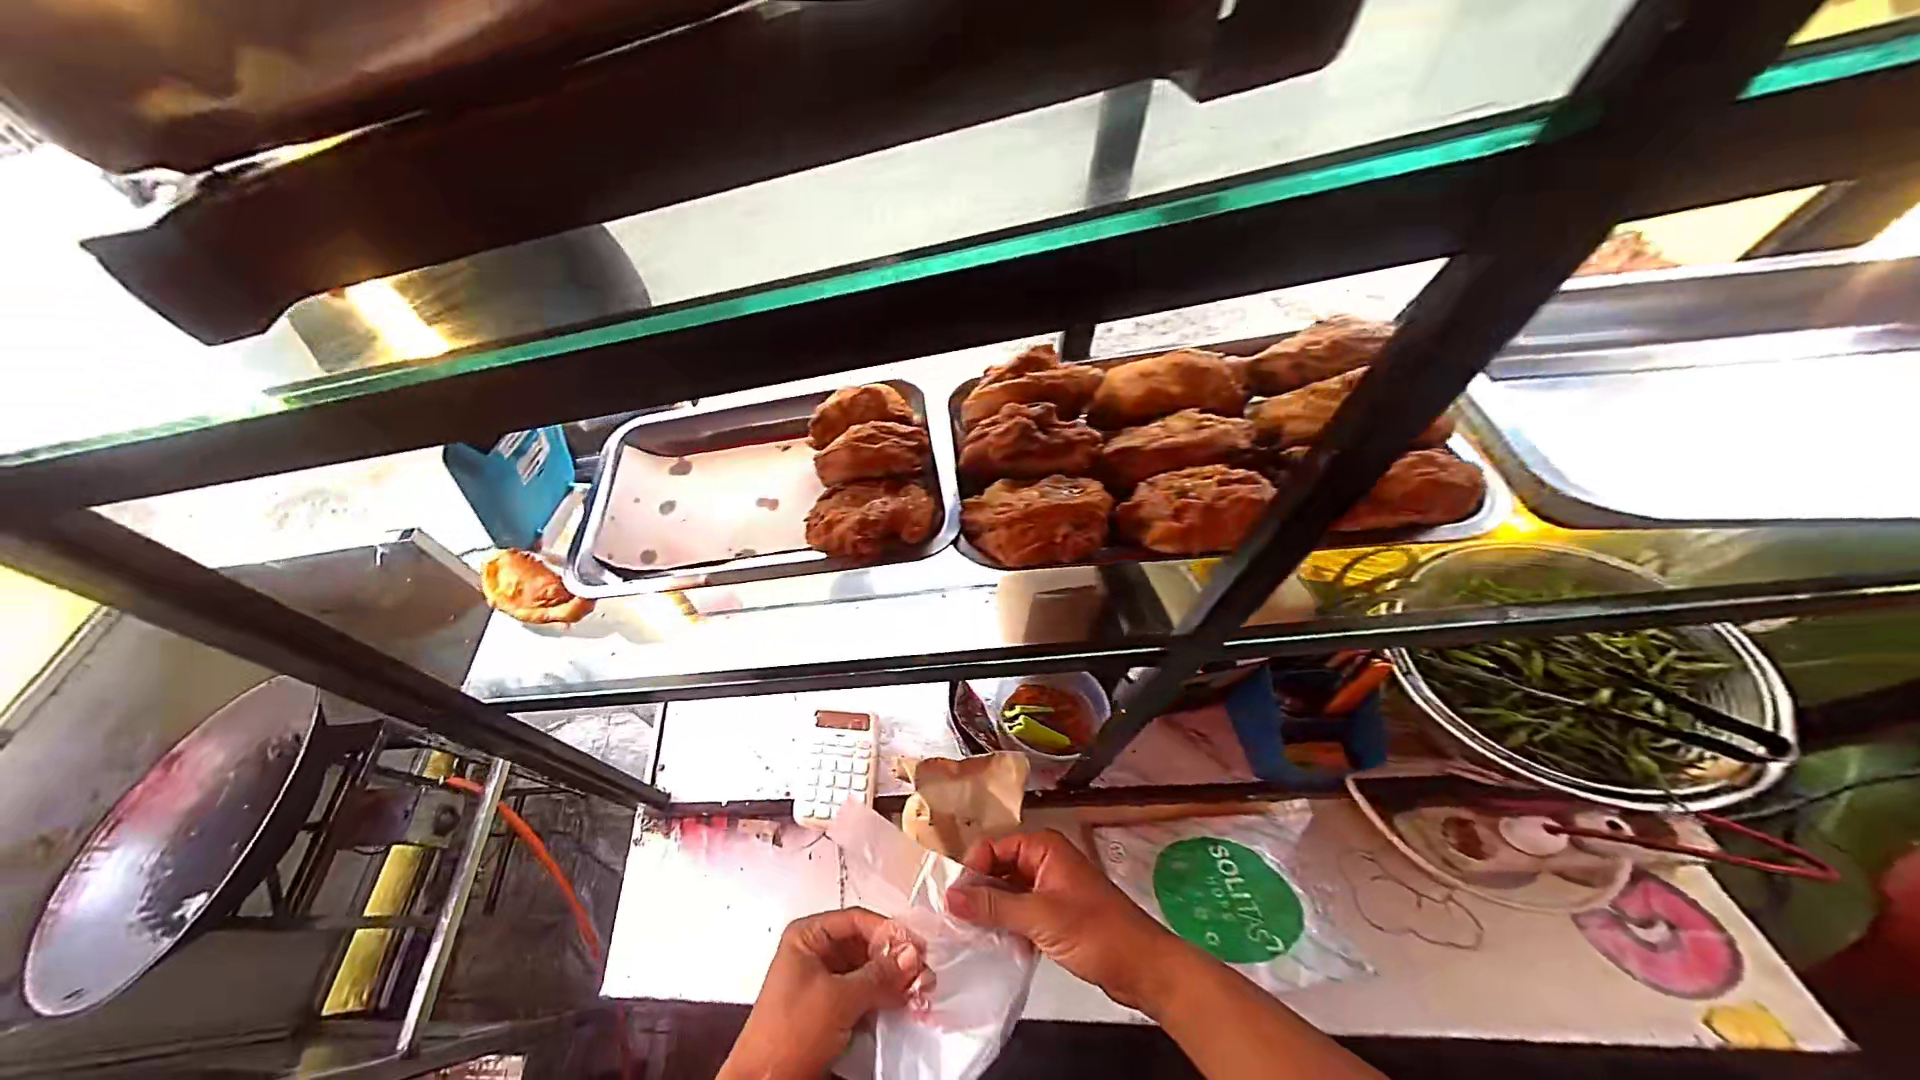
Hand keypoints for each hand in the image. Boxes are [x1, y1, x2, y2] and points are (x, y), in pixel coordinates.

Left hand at [720, 908, 924, 1079]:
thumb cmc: (786, 1035)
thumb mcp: (838, 999)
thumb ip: (878, 975)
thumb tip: (910, 955)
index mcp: (808, 937)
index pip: (857, 920)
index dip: (888, 930)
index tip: (914, 945)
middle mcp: (817, 954)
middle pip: (866, 945)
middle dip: (895, 958)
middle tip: (922, 972)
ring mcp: (825, 982)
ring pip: (869, 971)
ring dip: (895, 980)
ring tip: (919, 990)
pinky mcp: (833, 1009)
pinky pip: (866, 994)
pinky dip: (886, 998)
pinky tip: (906, 1005)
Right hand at [946, 829, 1179, 1009]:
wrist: (1141, 966)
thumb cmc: (1095, 931)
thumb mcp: (1039, 917)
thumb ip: (993, 905)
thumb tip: (951, 896)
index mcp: (1043, 847)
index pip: (993, 847)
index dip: (972, 869)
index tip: (954, 898)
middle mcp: (1044, 860)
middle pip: (999, 868)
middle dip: (979, 891)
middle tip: (956, 919)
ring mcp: (1050, 887)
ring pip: (1008, 892)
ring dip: (993, 911)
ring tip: (971, 934)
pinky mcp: (1054, 913)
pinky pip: (1021, 911)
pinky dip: (1008, 925)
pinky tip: (997, 944)